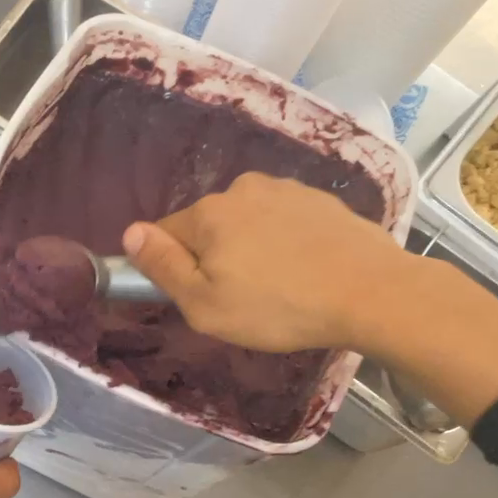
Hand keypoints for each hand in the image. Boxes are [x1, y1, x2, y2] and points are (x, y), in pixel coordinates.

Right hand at [121, 172, 415, 353]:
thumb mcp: (204, 304)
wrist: (368, 292)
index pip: (165, 234)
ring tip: (273, 288)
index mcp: (208, 214)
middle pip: (207, 227)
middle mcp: (242, 189)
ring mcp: (285, 190)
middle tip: (234, 300)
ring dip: (248, 249)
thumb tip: (130, 233)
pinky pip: (281, 223)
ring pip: (246, 223)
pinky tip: (300, 273)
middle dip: (211, 258)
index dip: (169, 267)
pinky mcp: (319, 200)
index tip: (190, 296)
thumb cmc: (275, 307)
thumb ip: (163, 267)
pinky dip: (281, 244)